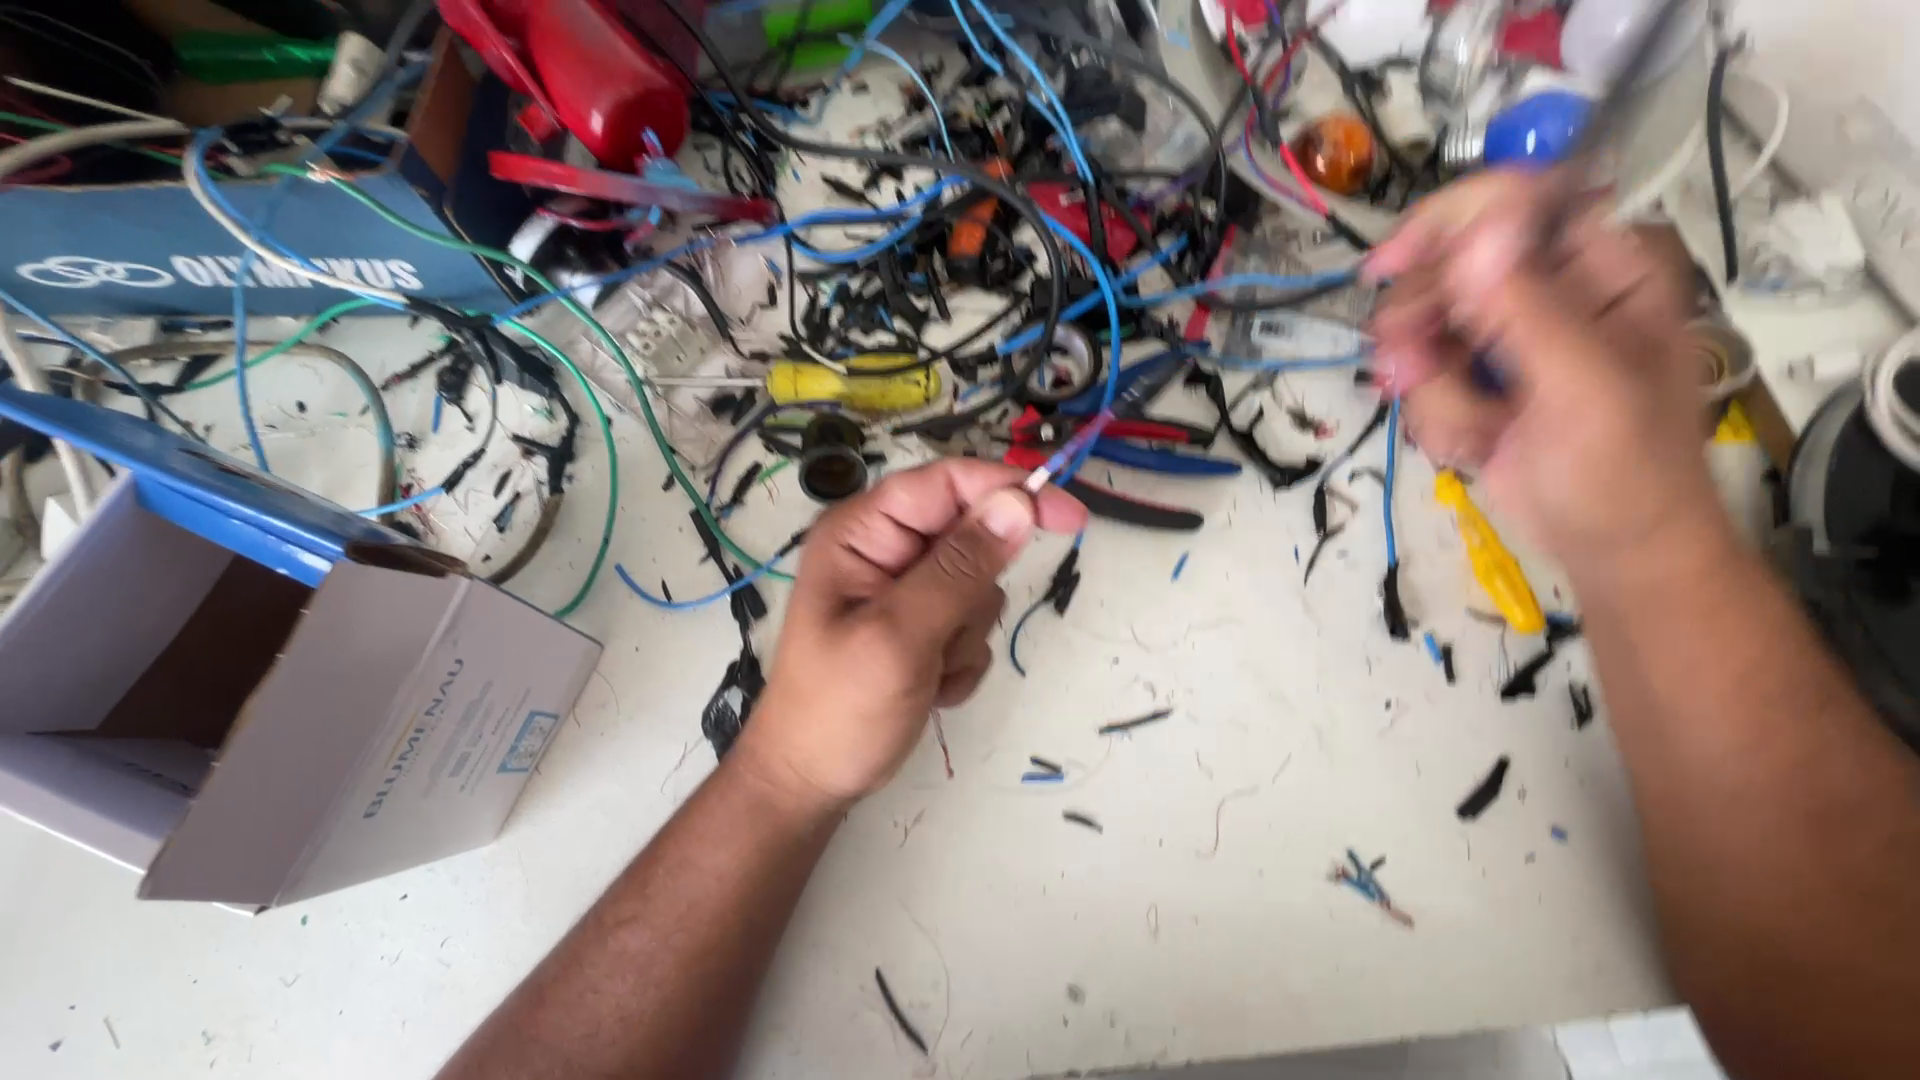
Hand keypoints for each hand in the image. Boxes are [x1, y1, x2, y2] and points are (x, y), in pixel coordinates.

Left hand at [733, 461, 1086, 808]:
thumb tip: (1017, 503)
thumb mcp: (899, 635)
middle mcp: (886, 550)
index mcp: (863, 532)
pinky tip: (928, 685)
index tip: (1068, 516)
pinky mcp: (924, 626)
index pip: (946, 483)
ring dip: (966, 633)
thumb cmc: (838, 708)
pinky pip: (975, 624)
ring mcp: (906, 590)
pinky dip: (962, 658)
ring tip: (925, 667)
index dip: (1008, 489)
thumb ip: (958, 568)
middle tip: (947, 632)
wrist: (813, 780)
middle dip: (974, 591)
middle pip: (972, 535)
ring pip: (981, 585)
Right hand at [1365, 171, 1730, 581]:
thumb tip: (1482, 232)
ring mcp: (1506, 339)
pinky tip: (1475, 443)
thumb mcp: (1584, 388)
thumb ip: (1531, 310)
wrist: (1611, 548)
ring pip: (1422, 329)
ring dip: (1431, 386)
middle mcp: (1549, 292)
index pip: (1519, 204)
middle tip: (1410, 371)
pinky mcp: (1475, 381)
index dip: (1452, 222)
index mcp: (1603, 272)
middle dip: (1424, 328)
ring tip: (1468, 429)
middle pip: (1449, 268)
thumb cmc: (1624, 472)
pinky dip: (1435, 416)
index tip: (1390, 264)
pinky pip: (1422, 377)